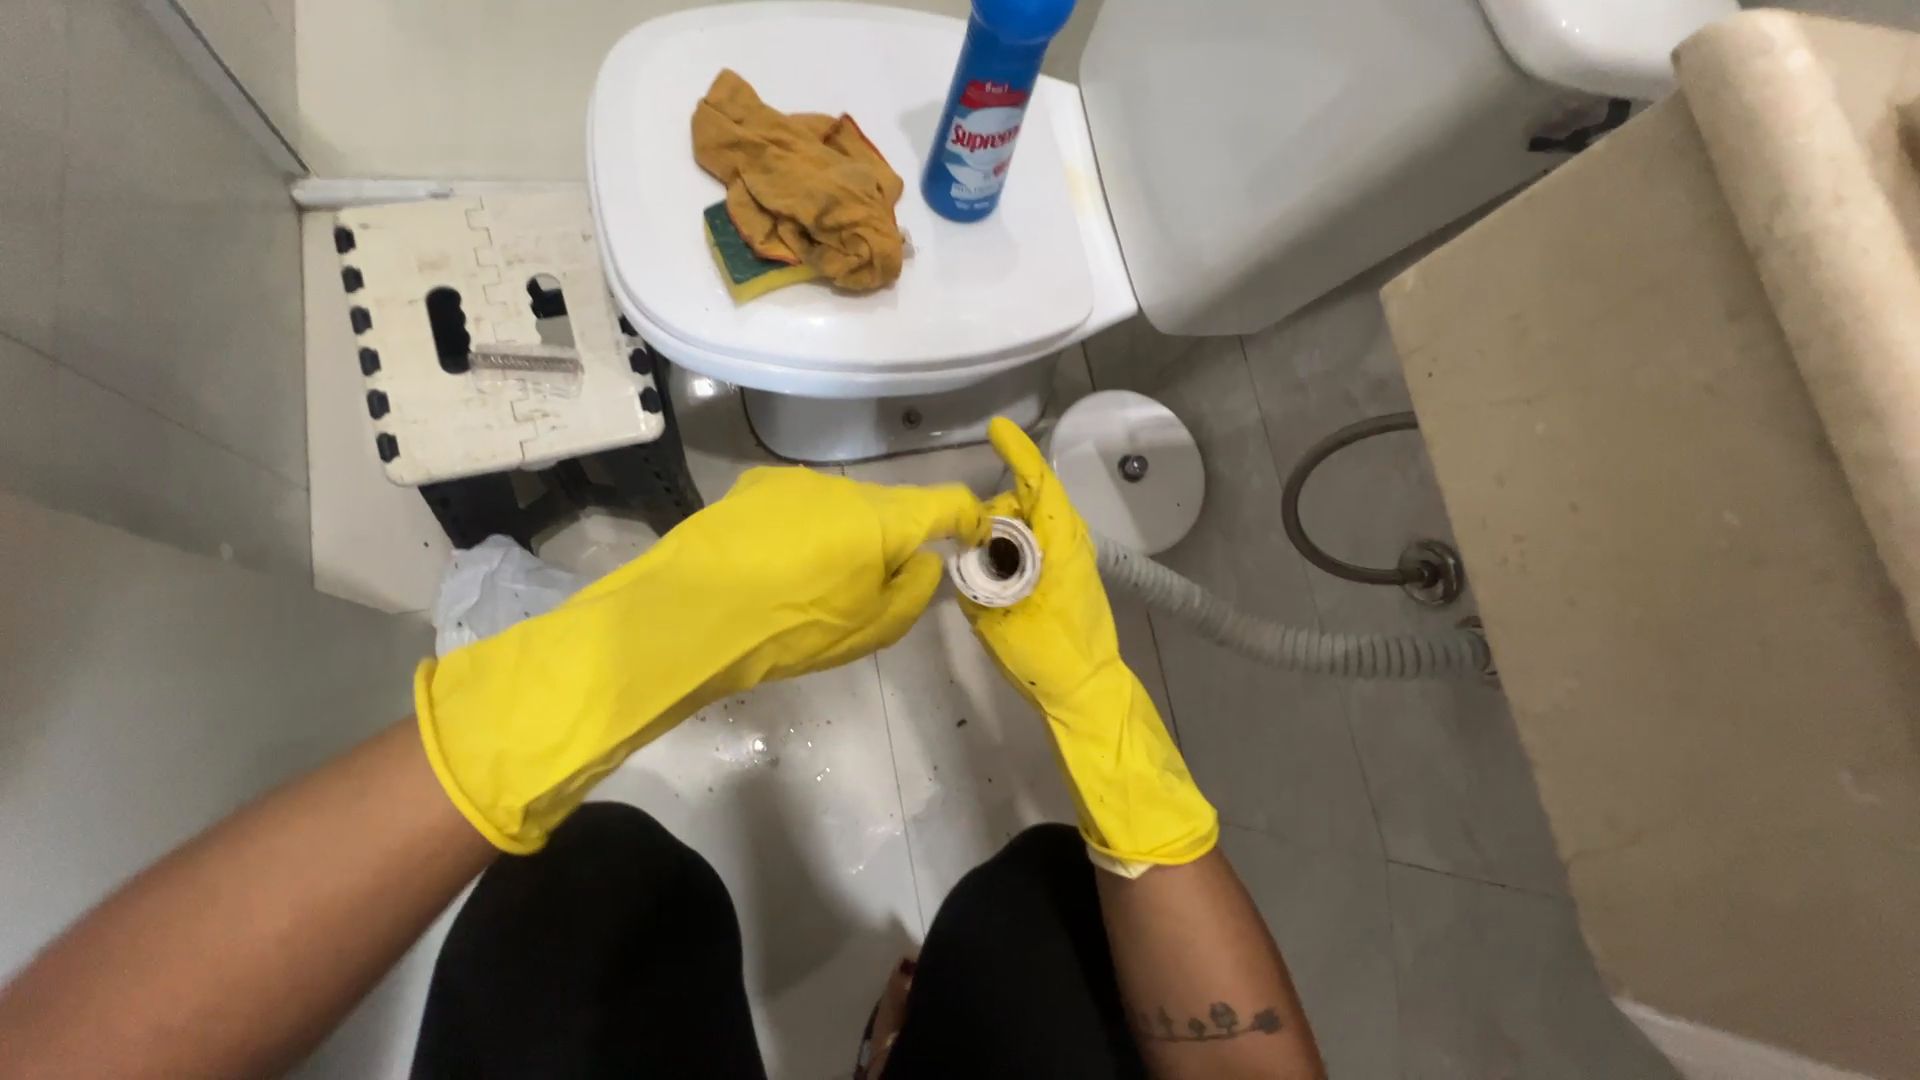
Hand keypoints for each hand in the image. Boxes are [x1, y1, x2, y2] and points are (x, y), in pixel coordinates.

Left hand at [417, 467, 987, 852]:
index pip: (947, 502)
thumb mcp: (872, 629)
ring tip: (815, 581)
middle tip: (880, 584)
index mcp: (882, 517)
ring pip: (843, 505)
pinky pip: (799, 506)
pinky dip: (805, 529)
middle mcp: (842, 487)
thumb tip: (923, 559)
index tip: (974, 537)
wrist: (686, 619)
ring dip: (847, 533)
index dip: (970, 519)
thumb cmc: (790, 631)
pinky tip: (776, 566)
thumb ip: (914, 590)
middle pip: (891, 506)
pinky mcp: (750, 489)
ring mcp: (792, 483)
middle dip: (897, 537)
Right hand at [962, 418, 1217, 868]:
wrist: (1087, 694)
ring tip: (985, 578)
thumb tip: (968, 555)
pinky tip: (995, 580)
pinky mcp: (1068, 576)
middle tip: (969, 550)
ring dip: (1002, 539)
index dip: (1018, 453)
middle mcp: (1070, 542)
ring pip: (1028, 527)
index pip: (1039, 484)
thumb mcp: (998, 618)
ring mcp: (1072, 559)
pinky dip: (1012, 552)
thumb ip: (980, 580)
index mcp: (1060, 544)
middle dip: (994, 516)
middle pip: (1026, 504)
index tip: (997, 429)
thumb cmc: (1047, 657)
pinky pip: (1034, 548)